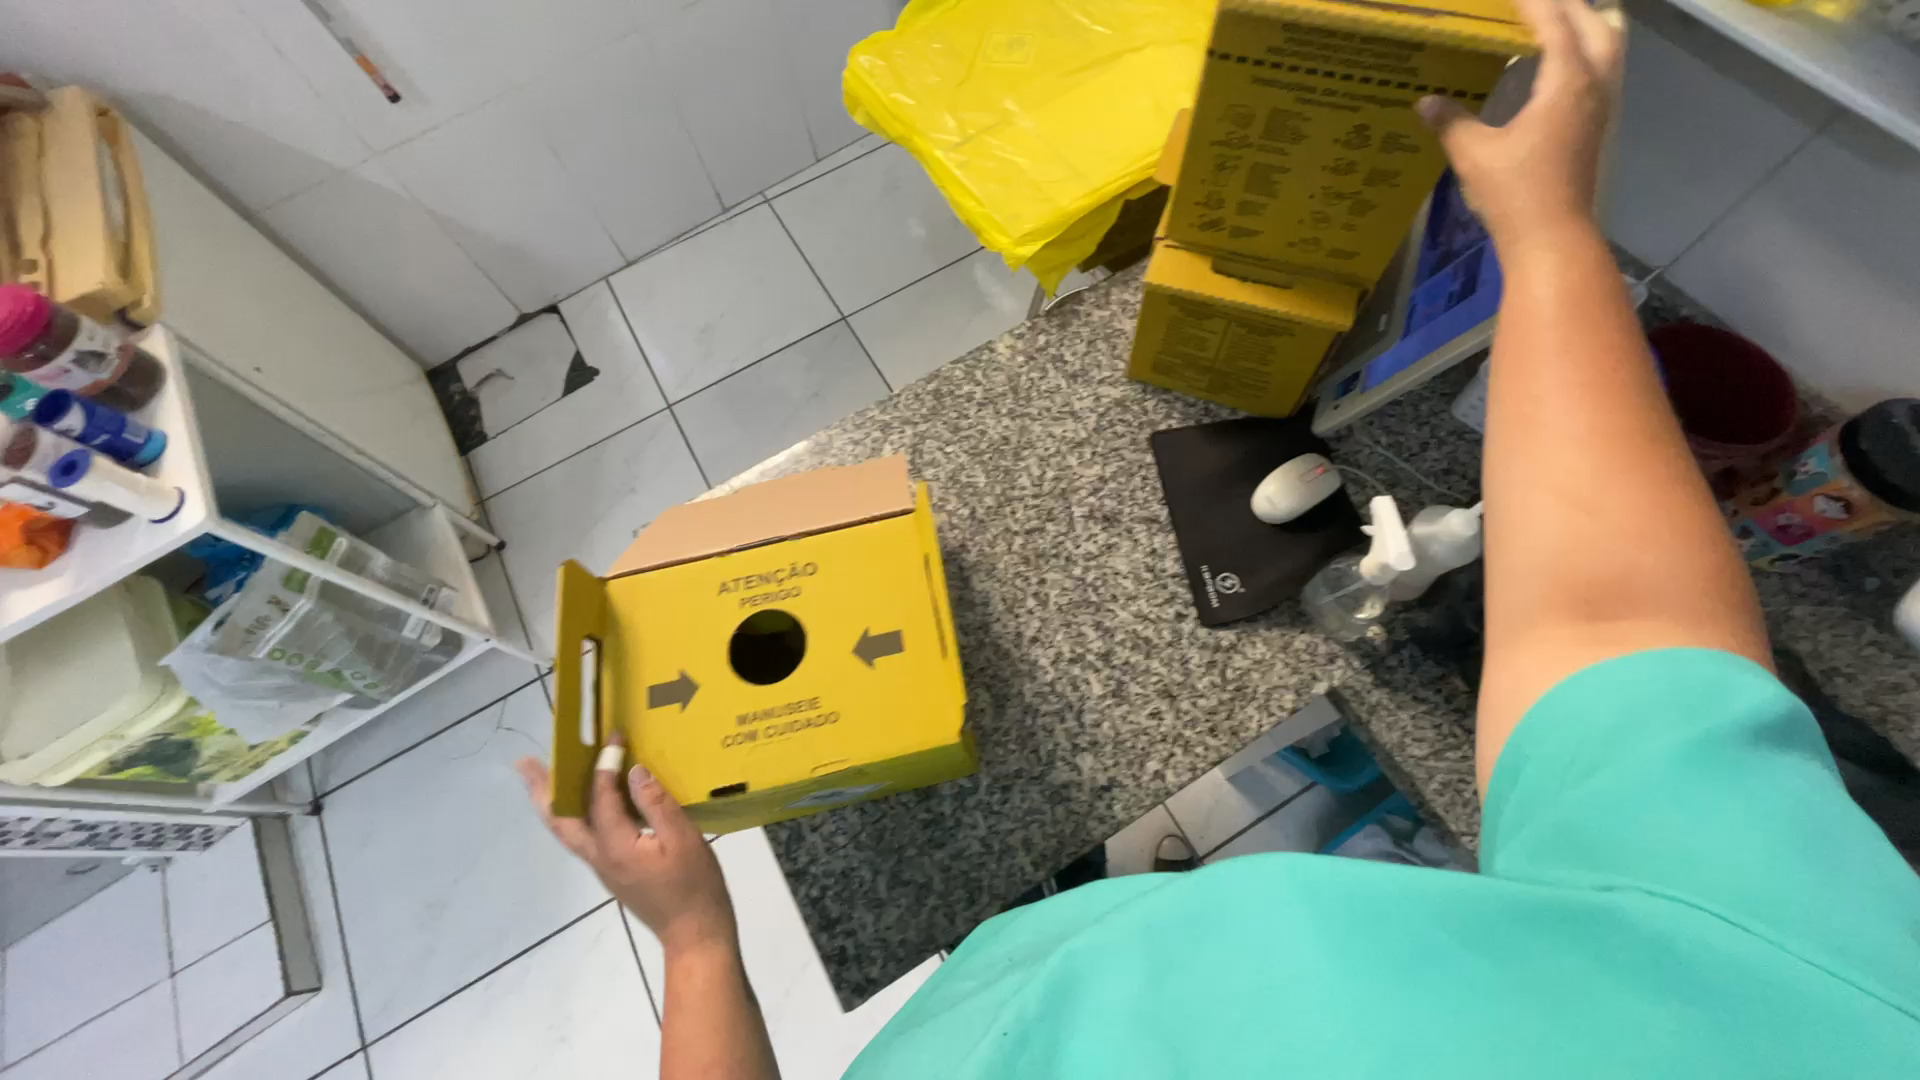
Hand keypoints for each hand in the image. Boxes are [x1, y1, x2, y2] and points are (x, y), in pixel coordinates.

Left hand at [517, 745, 736, 956]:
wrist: (694, 932)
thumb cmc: (694, 884)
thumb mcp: (684, 839)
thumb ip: (657, 804)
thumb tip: (634, 771)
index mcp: (616, 846)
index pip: (601, 798)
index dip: (605, 764)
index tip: (613, 735)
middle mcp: (600, 856)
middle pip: (561, 821)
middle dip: (543, 791)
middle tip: (524, 764)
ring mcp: (604, 866)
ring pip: (569, 831)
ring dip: (553, 803)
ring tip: (542, 779)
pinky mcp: (615, 870)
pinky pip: (585, 836)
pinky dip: (575, 814)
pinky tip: (587, 805)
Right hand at [1415, 0, 1624, 245]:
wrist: (1550, 234)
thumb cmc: (1513, 192)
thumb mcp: (1473, 156)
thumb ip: (1451, 123)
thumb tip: (1426, 101)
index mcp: (1567, 82)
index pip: (1557, 24)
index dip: (1536, 3)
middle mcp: (1595, 83)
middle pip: (1599, 22)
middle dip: (1570, 6)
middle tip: (1539, 3)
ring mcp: (1602, 104)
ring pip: (1611, 43)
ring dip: (1589, 24)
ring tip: (1560, 21)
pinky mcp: (1598, 124)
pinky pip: (1604, 68)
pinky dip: (1588, 51)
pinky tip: (1561, 67)